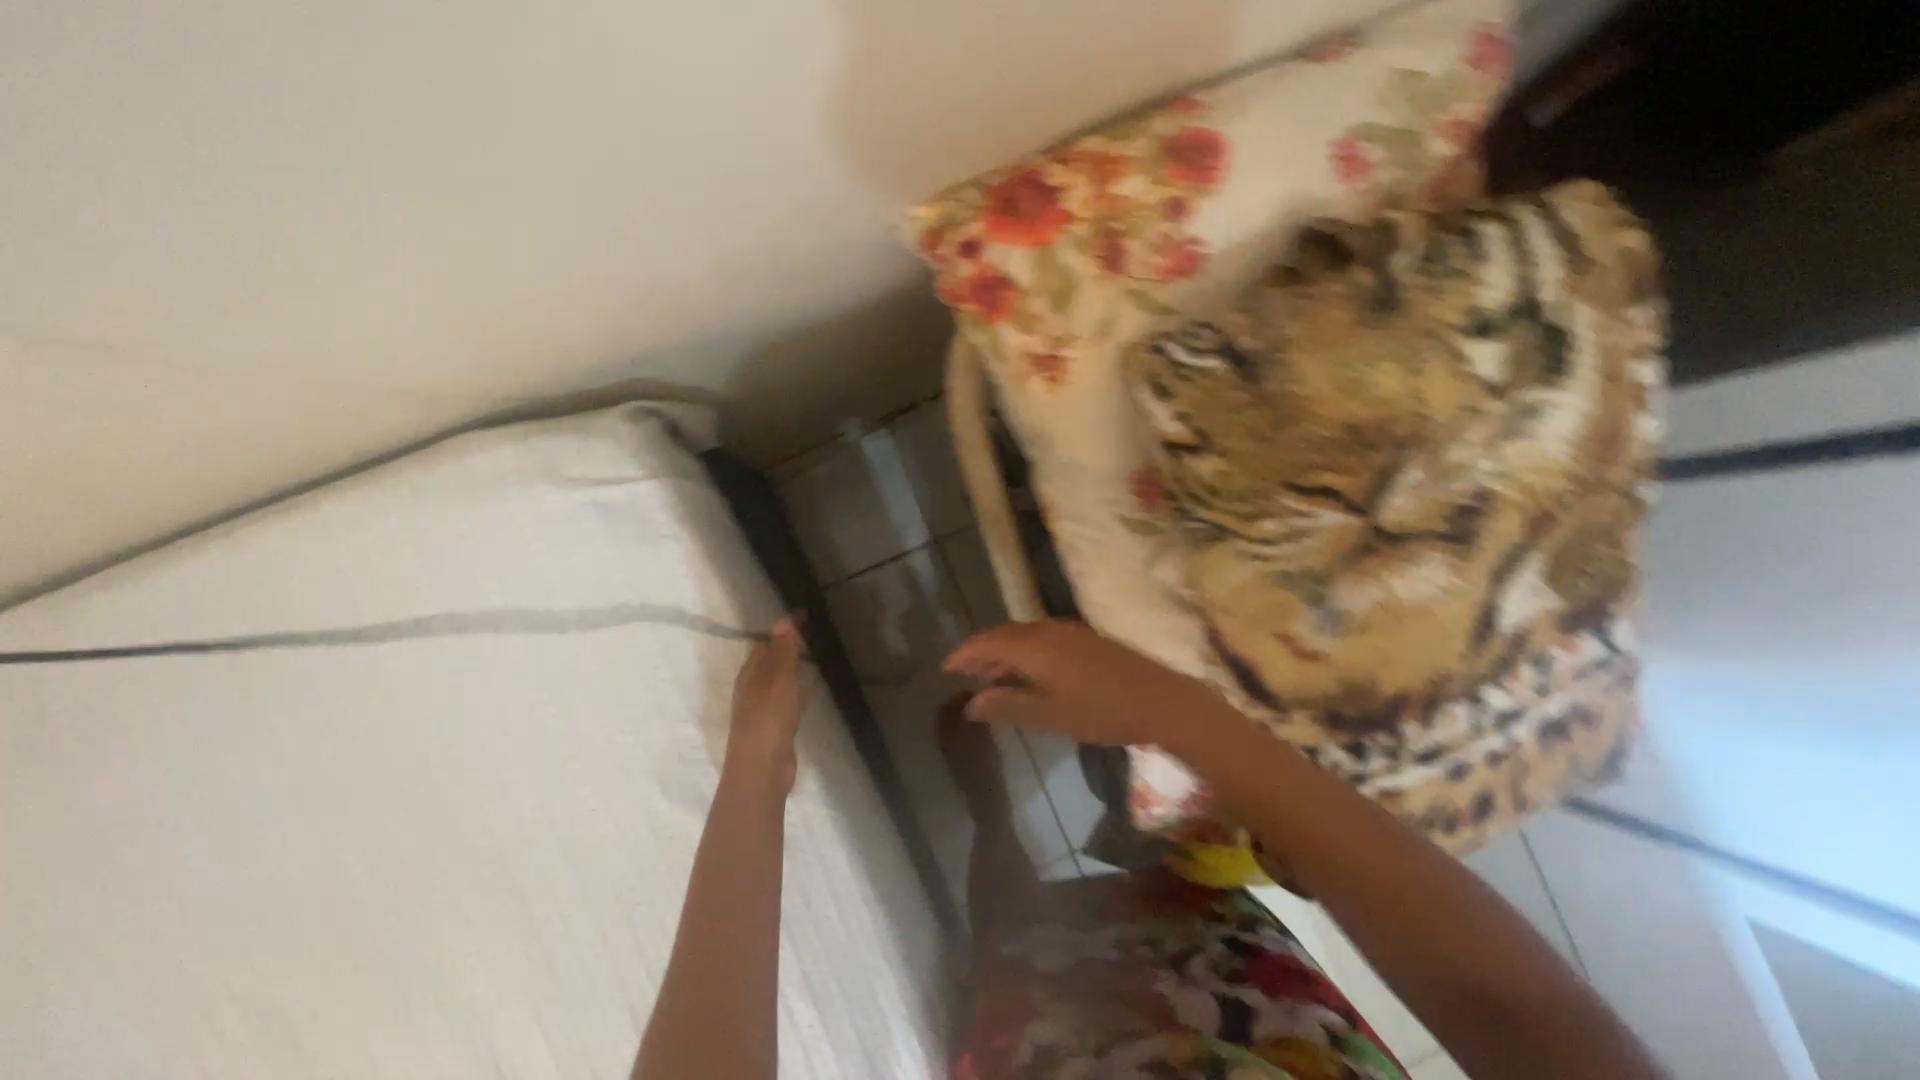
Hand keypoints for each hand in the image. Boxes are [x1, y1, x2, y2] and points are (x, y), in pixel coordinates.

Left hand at [727, 615, 804, 793]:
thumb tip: (783, 620)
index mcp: (749, 674)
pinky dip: (792, 693)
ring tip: (807, 661)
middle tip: (807, 635)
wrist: (762, 768)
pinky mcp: (771, 729)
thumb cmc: (770, 717)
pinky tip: (802, 699)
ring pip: (774, 683)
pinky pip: (782, 702)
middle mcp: (750, 690)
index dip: (783, 630)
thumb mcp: (780, 679)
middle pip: (767, 662)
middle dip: (783, 649)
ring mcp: (759, 711)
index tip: (804, 616)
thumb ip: (783, 651)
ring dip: (788, 671)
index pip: (765, 643)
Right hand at [942, 619, 1224, 746]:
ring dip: (1004, 651)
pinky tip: (1029, 672)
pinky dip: (1025, 651)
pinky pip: (1042, 638)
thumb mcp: (1049, 716)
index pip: (986, 642)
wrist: (1161, 700)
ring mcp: (1070, 632)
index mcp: (1034, 646)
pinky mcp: (1086, 639)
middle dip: (981, 651)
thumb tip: (970, 703)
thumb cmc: (1101, 712)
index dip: (963, 654)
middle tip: (963, 672)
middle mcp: (1048, 630)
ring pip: (1024, 635)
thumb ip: (1007, 706)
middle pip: (1004, 634)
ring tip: (990, 675)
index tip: (944, 668)